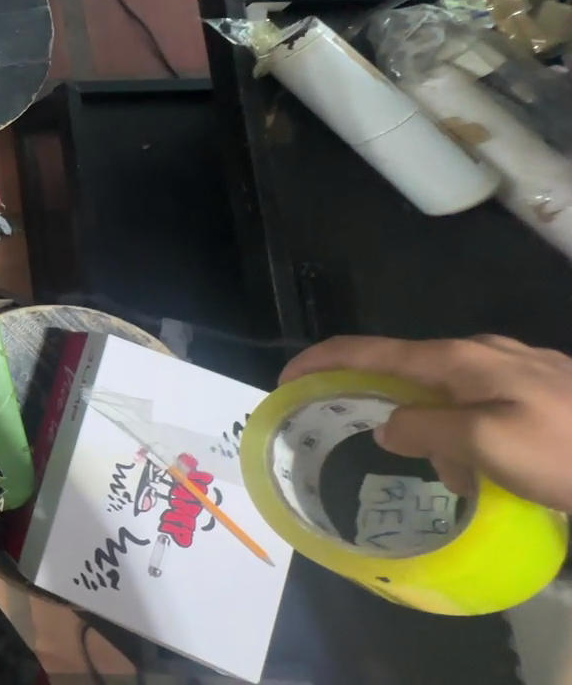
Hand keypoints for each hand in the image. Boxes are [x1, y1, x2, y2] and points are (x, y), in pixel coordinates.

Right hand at [281, 334, 571, 511]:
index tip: (284, 384)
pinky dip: (476, 433)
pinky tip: (507, 469)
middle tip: (389, 452)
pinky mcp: (558, 391)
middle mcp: (483, 353)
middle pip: (406, 370)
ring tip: (466, 478)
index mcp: (456, 359)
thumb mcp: (486, 447)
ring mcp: (525, 369)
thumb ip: (422, 431)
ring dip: (440, 429)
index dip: (315, 363)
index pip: (361, 350)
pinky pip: (491, 403)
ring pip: (452, 391)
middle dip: (386, 407)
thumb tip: (390, 430)